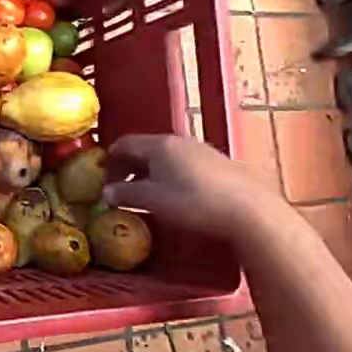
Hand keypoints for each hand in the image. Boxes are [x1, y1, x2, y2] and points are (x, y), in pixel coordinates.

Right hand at [103, 134, 308, 256]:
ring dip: (148, 173)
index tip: (102, 179)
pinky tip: (174, 196)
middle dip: (127, 168)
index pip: (124, 144)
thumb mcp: (154, 201)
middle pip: (144, 149)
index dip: (109, 161)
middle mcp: (178, 141)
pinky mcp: (217, 163)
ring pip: (164, 157)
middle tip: (119, 189)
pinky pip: (182, 164)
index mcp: (158, 145)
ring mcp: (200, 150)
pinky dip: (169, 175)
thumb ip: (126, 195)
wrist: (249, 210)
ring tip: (144, 195)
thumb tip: (107, 194)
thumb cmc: (194, 202)